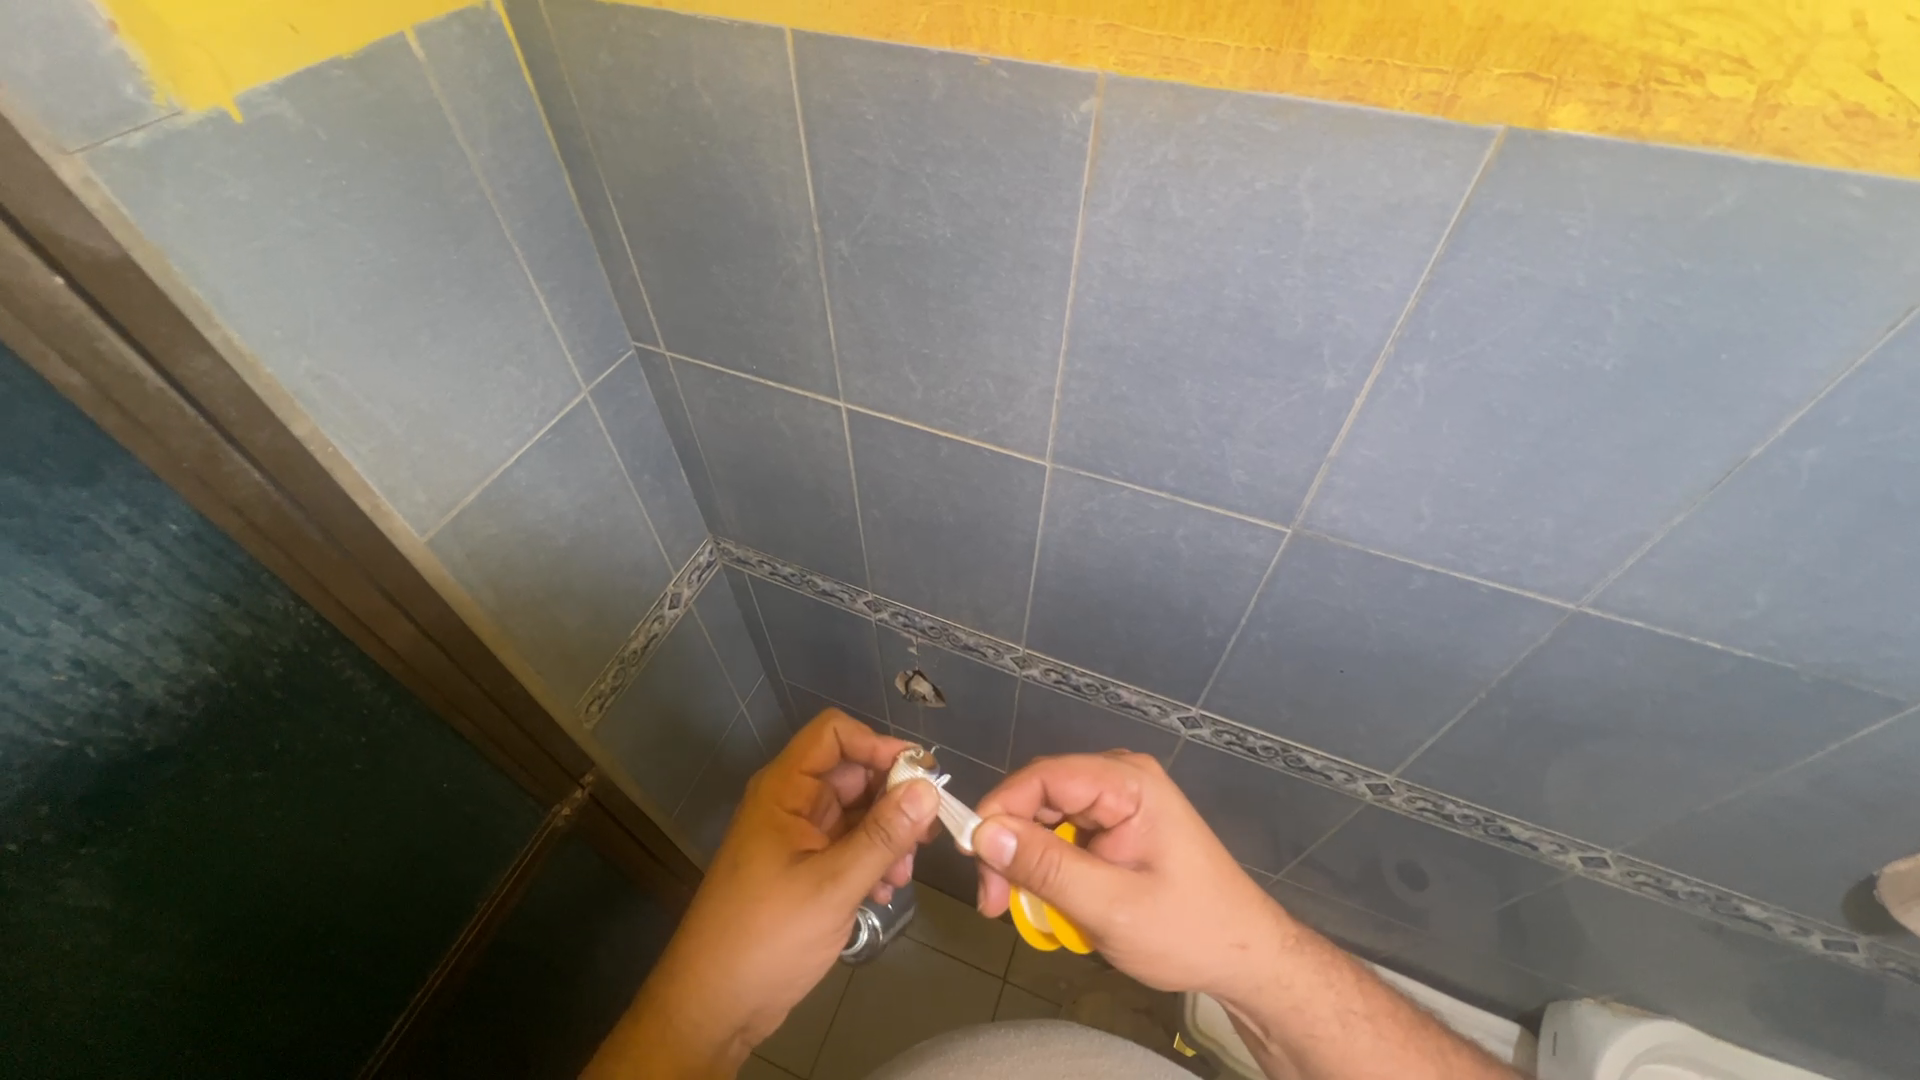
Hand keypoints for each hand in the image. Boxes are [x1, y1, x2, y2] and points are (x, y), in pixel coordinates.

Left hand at [585, 709, 938, 1078]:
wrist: (714, 1008)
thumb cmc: (765, 938)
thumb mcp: (832, 885)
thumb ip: (882, 835)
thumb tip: (928, 789)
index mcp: (785, 790)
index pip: (834, 734)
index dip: (878, 744)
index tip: (920, 777)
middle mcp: (792, 803)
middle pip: (853, 773)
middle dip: (893, 799)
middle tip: (926, 835)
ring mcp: (798, 836)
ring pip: (857, 811)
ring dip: (888, 834)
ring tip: (903, 875)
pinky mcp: (805, 867)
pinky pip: (849, 844)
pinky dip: (873, 859)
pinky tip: (887, 891)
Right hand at [971, 750, 1289, 1003]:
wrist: (1245, 958)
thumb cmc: (1187, 930)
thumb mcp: (1111, 907)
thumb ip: (1045, 868)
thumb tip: (982, 833)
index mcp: (1127, 782)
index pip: (1043, 776)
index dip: (1000, 809)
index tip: (974, 858)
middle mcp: (1119, 779)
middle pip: (1040, 795)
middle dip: (1008, 843)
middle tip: (992, 899)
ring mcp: (1118, 802)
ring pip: (1045, 816)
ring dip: (1023, 859)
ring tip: (1011, 906)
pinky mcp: (1114, 827)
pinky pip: (1062, 835)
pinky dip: (1044, 867)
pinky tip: (1042, 900)